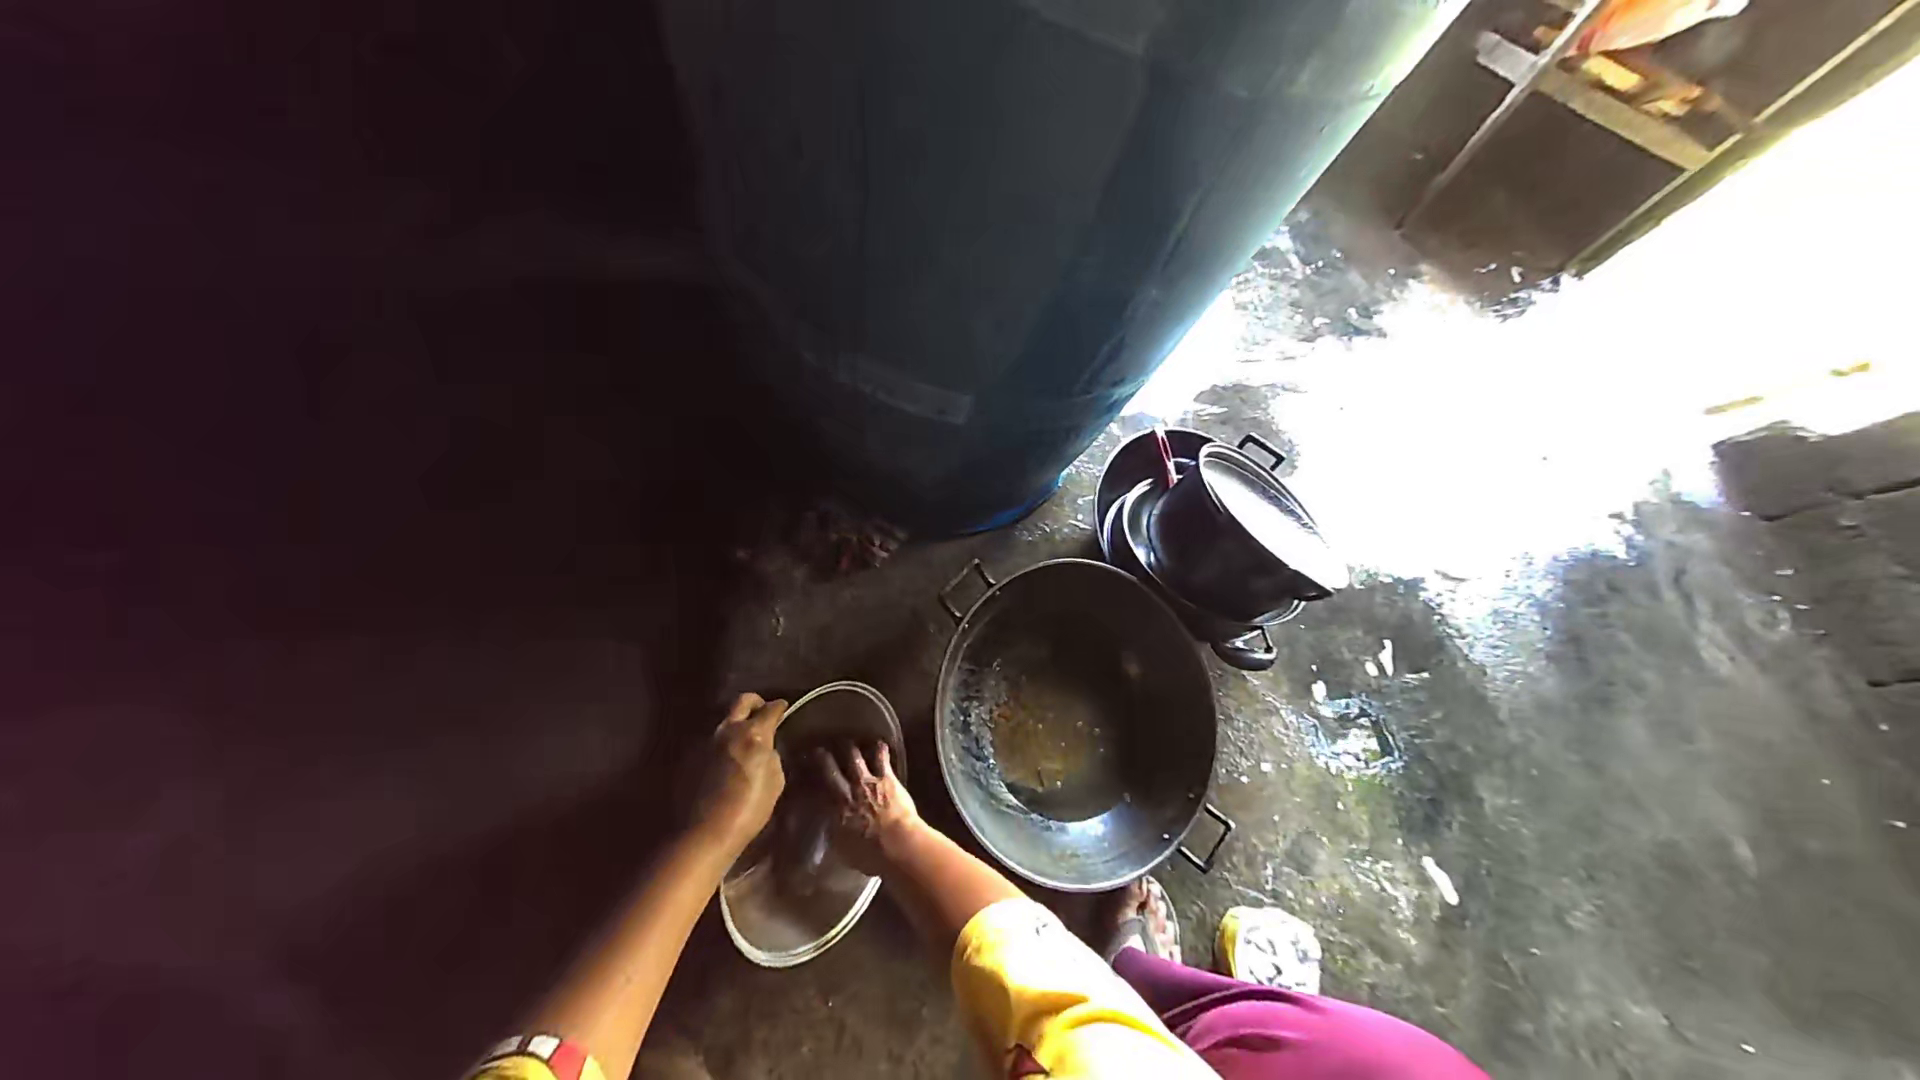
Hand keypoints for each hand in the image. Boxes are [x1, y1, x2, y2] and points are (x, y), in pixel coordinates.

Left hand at [692, 693, 788, 849]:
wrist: (705, 832)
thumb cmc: (750, 808)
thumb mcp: (775, 781)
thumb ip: (771, 755)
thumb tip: (765, 748)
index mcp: (754, 733)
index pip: (770, 708)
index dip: (780, 706)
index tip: (784, 707)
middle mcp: (728, 730)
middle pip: (742, 701)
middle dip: (755, 702)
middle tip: (762, 710)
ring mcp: (706, 742)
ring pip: (724, 721)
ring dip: (736, 725)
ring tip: (743, 739)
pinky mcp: (691, 757)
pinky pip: (712, 742)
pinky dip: (722, 745)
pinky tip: (726, 761)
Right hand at [816, 741, 919, 875]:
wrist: (896, 843)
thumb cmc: (869, 853)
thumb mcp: (842, 847)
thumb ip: (835, 831)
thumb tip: (830, 825)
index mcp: (836, 808)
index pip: (819, 787)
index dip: (810, 777)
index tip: (805, 767)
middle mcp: (849, 790)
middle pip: (833, 767)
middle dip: (825, 756)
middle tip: (821, 748)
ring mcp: (868, 781)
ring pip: (855, 757)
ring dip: (851, 748)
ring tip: (849, 741)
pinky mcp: (887, 778)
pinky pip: (881, 758)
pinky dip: (880, 749)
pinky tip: (880, 743)